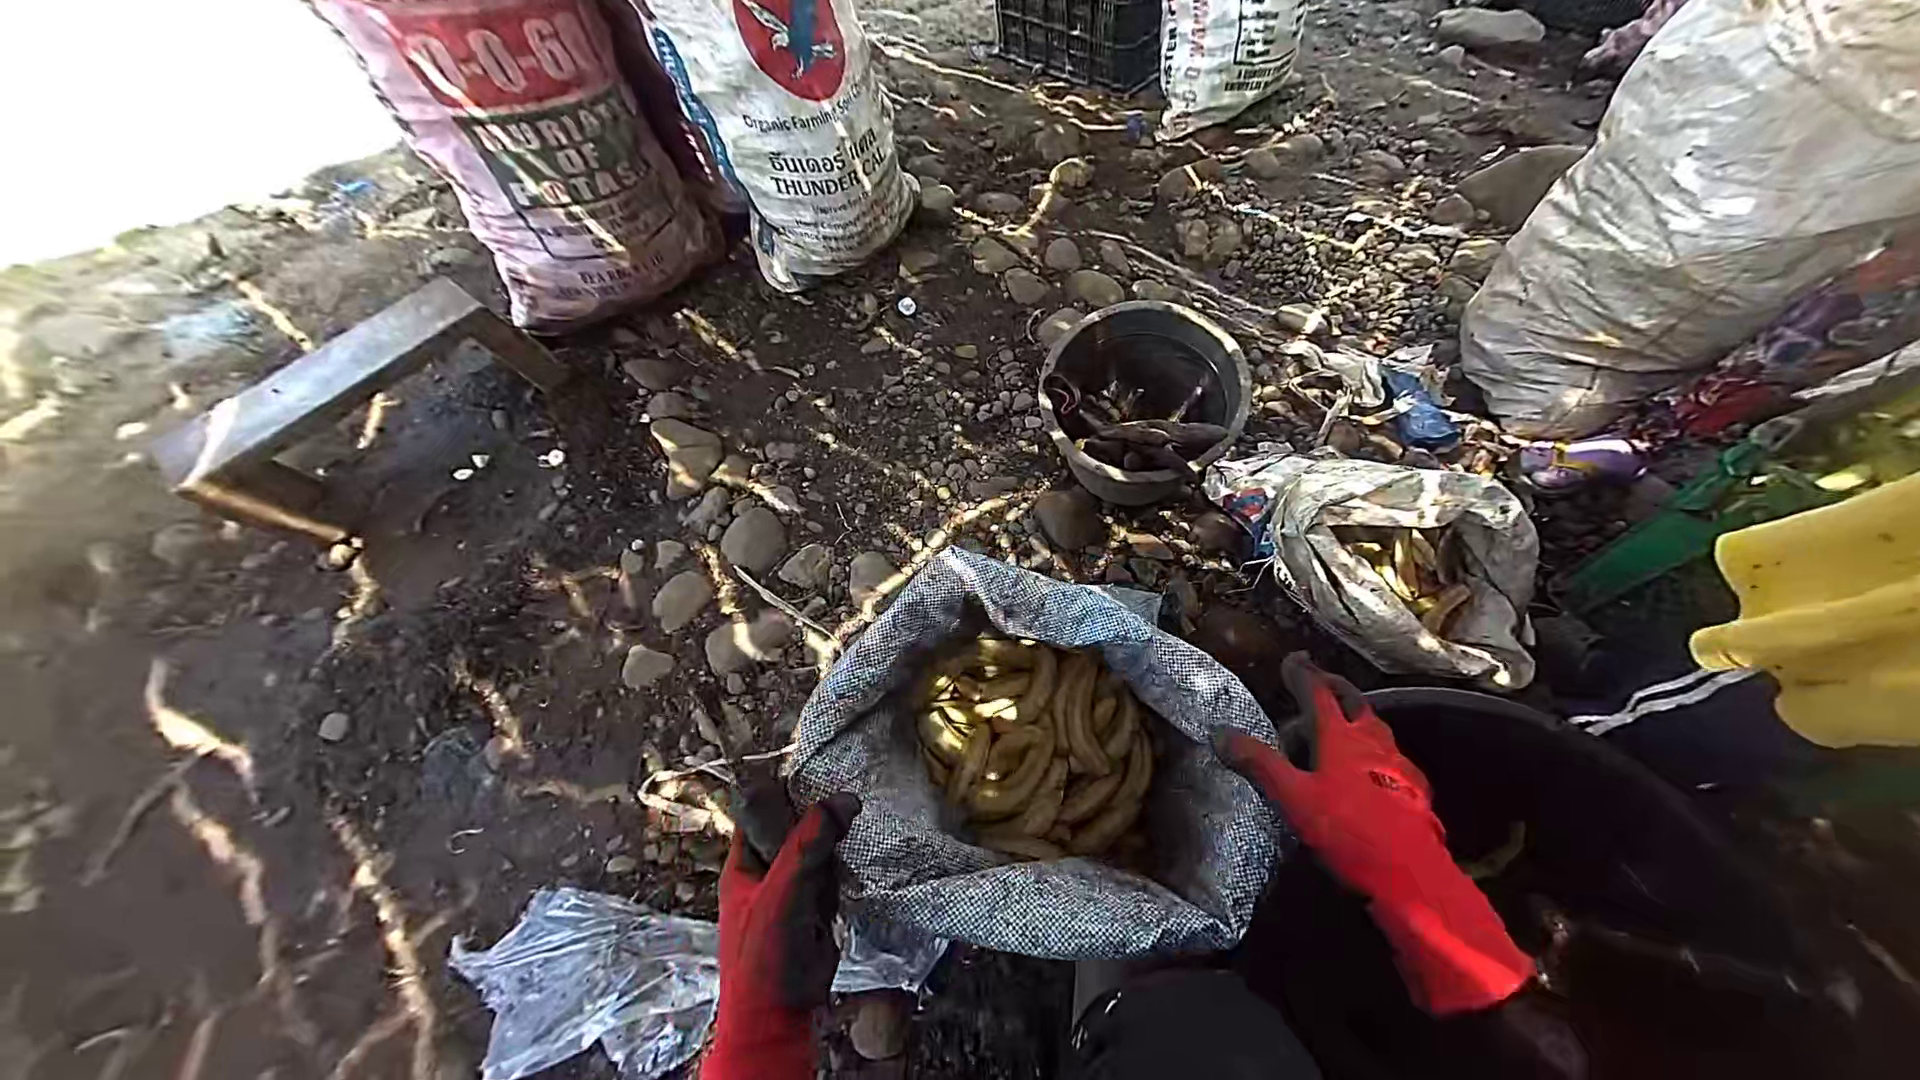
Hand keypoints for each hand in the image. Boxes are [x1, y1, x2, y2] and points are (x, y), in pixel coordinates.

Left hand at [701, 793, 860, 1079]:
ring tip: (825, 881)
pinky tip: (832, 899)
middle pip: (796, 828)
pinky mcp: (812, 908)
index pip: (761, 811)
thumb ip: (809, 842)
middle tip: (837, 822)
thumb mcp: (783, 888)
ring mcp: (789, 890)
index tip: (817, 779)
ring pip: (817, 852)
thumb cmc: (765, 953)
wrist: (779, 1016)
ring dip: (828, 861)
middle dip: (817, 830)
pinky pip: (829, 878)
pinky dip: (835, 883)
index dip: (785, 793)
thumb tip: (844, 799)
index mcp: (743, 864)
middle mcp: (765, 872)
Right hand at [1216, 654, 1531, 1014]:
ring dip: (1357, 716)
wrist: (1416, 881)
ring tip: (1343, 719)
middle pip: (1355, 703)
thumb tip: (1220, 733)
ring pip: (1376, 729)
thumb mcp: (1293, 797)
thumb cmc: (1350, 832)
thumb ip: (1259, 763)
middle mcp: (1373, 744)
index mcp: (1341, 738)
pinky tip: (1370, 768)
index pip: (1318, 695)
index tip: (1293, 658)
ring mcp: (1398, 768)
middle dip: (1335, 686)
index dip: (1303, 675)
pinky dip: (1374, 749)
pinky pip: (1391, 757)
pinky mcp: (1414, 793)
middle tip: (1320, 678)